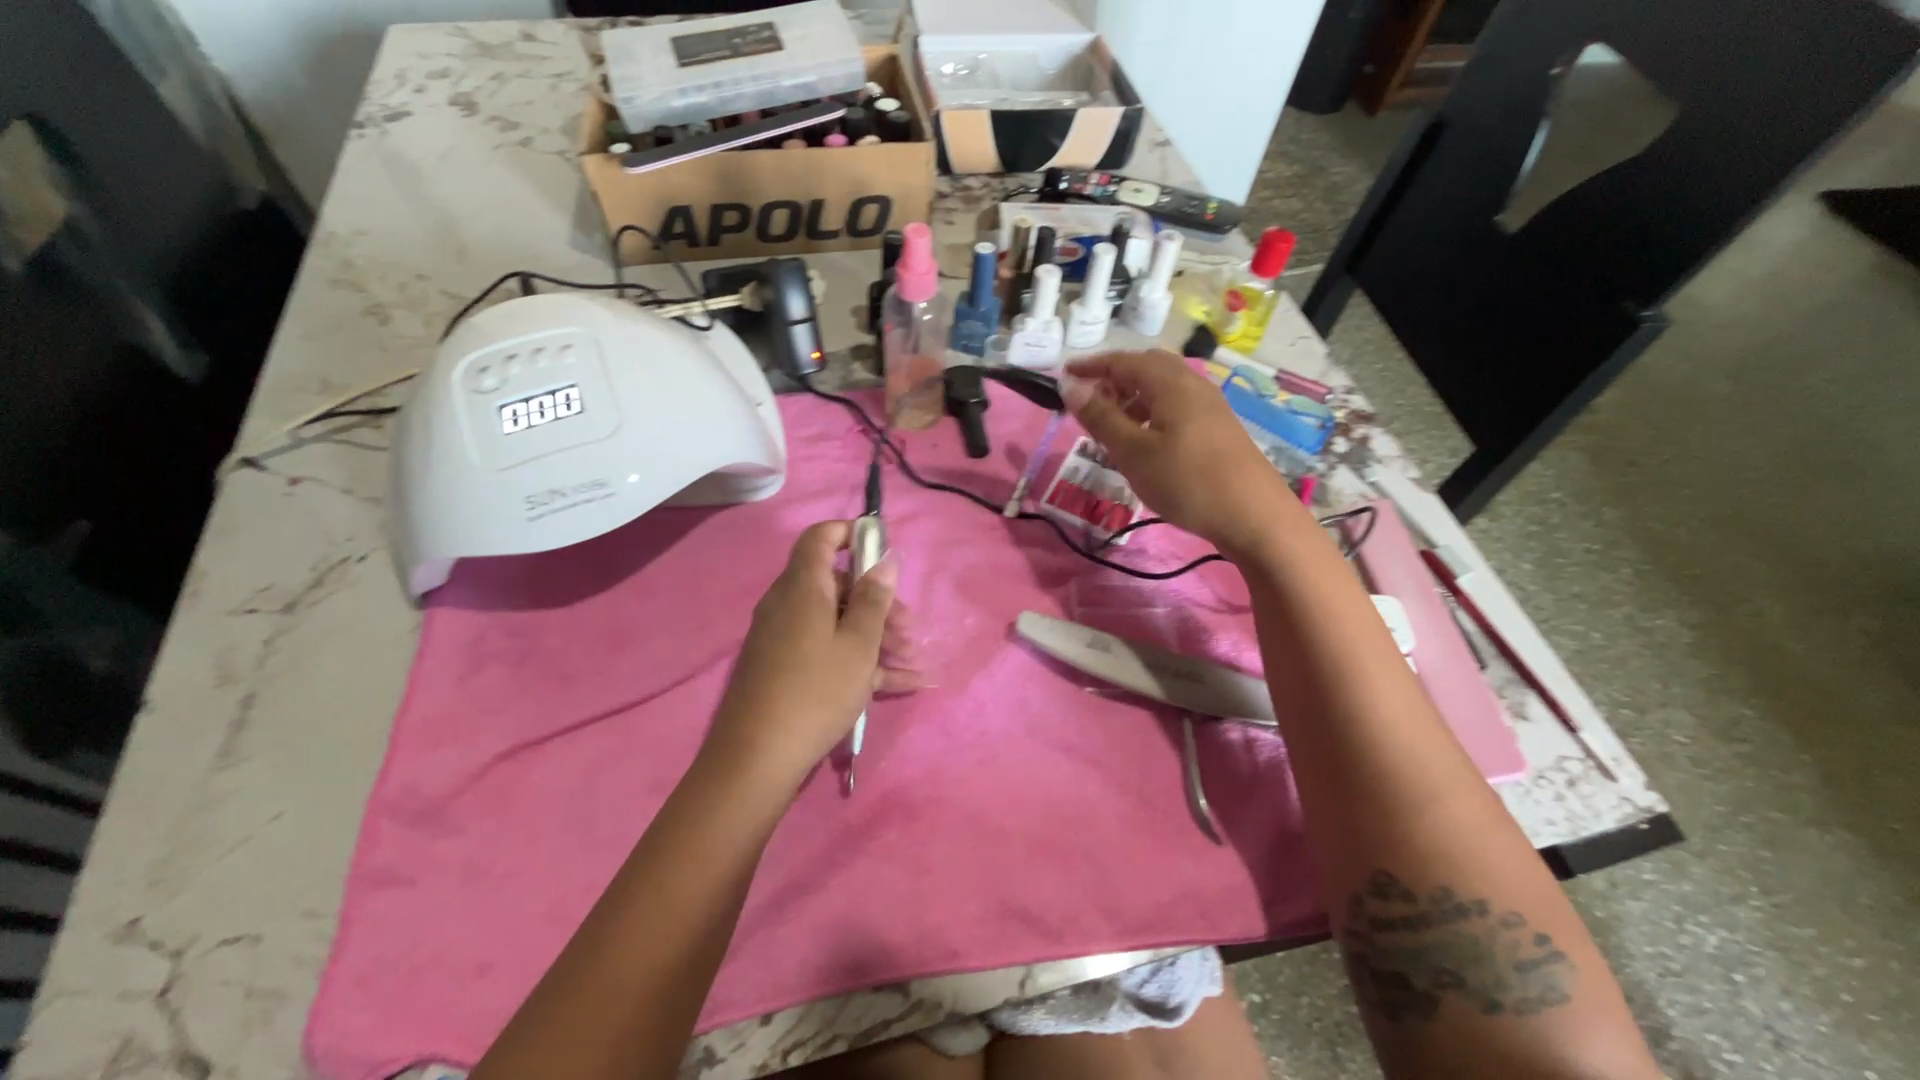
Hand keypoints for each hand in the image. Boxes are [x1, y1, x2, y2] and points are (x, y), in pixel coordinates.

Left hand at [709, 521, 922, 775]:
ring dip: (877, 637)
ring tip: (914, 662)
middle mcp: (788, 605)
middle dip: (879, 603)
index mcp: (802, 587)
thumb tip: (884, 561)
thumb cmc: (816, 690)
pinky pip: (828, 651)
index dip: (850, 533)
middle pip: (837, 586)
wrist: (758, 756)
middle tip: (910, 630)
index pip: (820, 538)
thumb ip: (874, 599)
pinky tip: (902, 684)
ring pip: (837, 623)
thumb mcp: (858, 644)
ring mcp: (785, 639)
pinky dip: (861, 662)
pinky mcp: (786, 669)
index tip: (883, 546)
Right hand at [1064, 350, 1302, 557]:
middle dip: (1114, 379)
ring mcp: (1209, 406)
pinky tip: (1145, 441)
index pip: (1123, 361)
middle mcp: (1192, 384)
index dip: (1091, 366)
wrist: (1253, 515)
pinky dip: (1152, 412)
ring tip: (1111, 425)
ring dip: (1133, 397)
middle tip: (1089, 401)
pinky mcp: (1218, 427)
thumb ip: (1101, 417)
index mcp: (1170, 383)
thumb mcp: (1133, 452)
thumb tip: (1071, 386)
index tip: (1064, 375)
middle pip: (1147, 368)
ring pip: (1163, 388)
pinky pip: (1177, 405)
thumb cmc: (1186, 481)